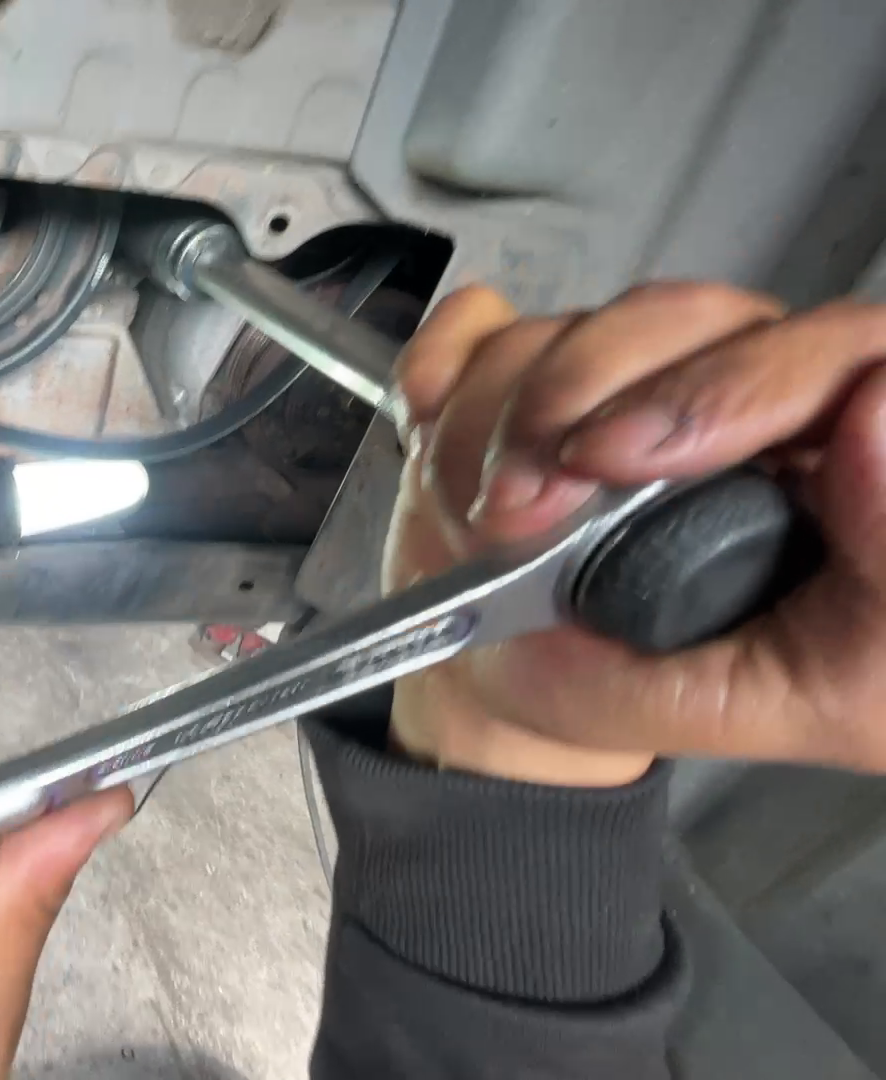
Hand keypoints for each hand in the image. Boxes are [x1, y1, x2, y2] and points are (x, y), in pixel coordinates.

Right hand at [385, 283, 885, 783]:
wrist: (495, 681)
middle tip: (518, 516)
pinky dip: (431, 377)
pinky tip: (429, 430)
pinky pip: (464, 328)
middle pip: (668, 316)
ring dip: (482, 431)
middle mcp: (718, 389)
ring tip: (479, 518)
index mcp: (824, 453)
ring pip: (548, 332)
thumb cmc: (635, 688)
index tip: (610, 462)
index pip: (830, 348)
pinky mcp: (498, 374)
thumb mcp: (793, 689)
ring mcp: (599, 376)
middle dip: (559, 417)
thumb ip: (884, 579)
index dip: (719, 387)